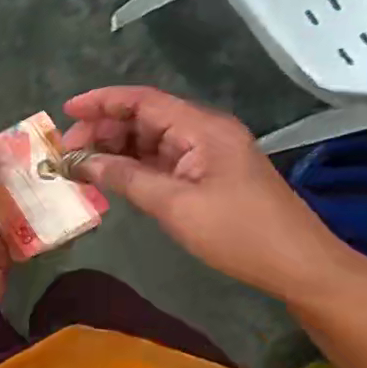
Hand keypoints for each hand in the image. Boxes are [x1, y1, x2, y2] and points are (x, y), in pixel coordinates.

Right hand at [61, 86, 340, 295]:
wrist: (300, 266)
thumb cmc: (239, 233)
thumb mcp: (175, 206)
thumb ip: (126, 178)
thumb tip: (83, 163)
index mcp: (201, 128)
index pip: (142, 100)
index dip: (101, 102)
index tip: (66, 111)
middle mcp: (204, 131)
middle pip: (145, 118)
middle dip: (104, 129)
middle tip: (68, 152)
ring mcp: (208, 153)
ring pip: (152, 139)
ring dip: (117, 149)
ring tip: (82, 165)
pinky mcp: (210, 174)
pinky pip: (164, 160)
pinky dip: (136, 166)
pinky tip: (113, 178)